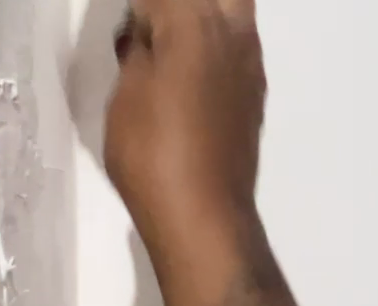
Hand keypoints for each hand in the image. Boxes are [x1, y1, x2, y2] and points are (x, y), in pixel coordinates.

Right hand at [105, 0, 265, 245]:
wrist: (201, 213)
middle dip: (174, 7)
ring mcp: (250, 60)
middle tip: (151, 25)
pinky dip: (215, 42)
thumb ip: (134, 58)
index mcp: (193, 24)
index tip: (123, 23)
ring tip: (171, 44)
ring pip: (233, 8)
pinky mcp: (254, 90)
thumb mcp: (123, 105)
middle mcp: (232, 29)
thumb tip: (142, 34)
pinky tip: (191, 72)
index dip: (138, 7)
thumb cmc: (151, 157)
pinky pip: (238, 42)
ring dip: (203, 17)